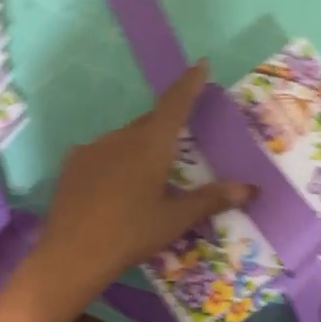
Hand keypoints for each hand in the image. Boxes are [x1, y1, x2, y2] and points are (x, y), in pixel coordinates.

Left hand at [32, 62, 253, 306]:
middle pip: (149, 124)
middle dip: (165, 128)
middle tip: (178, 141)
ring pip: (123, 140)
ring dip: (137, 149)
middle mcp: (120, 137)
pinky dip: (114, 163)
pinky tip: (114, 188)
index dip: (190, 84)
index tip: (199, 66)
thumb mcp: (174, 220)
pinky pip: (100, 155)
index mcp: (151, 144)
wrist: (72, 255)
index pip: (175, 104)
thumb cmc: (131, 235)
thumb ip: (210, 200)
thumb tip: (249, 189)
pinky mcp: (71, 166)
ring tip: (144, 178)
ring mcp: (91, 149)